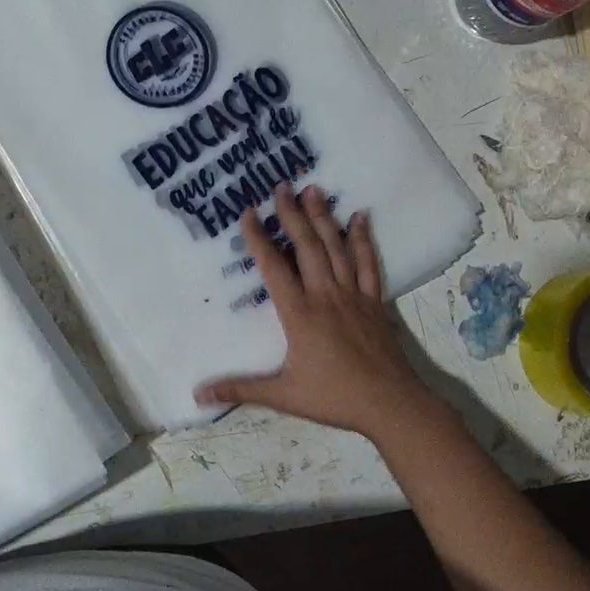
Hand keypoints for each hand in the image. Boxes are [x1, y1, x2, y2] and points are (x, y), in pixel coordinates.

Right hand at [197, 184, 442, 437]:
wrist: (390, 404)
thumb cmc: (334, 397)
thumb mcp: (283, 395)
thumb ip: (240, 389)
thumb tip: (199, 394)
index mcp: (300, 314)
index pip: (275, 268)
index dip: (259, 239)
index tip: (249, 212)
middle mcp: (326, 296)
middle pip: (307, 247)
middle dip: (293, 215)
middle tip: (282, 187)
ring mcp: (354, 296)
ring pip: (337, 248)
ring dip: (324, 217)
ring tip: (314, 190)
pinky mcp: (375, 302)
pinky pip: (369, 264)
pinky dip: (364, 239)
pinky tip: (361, 218)